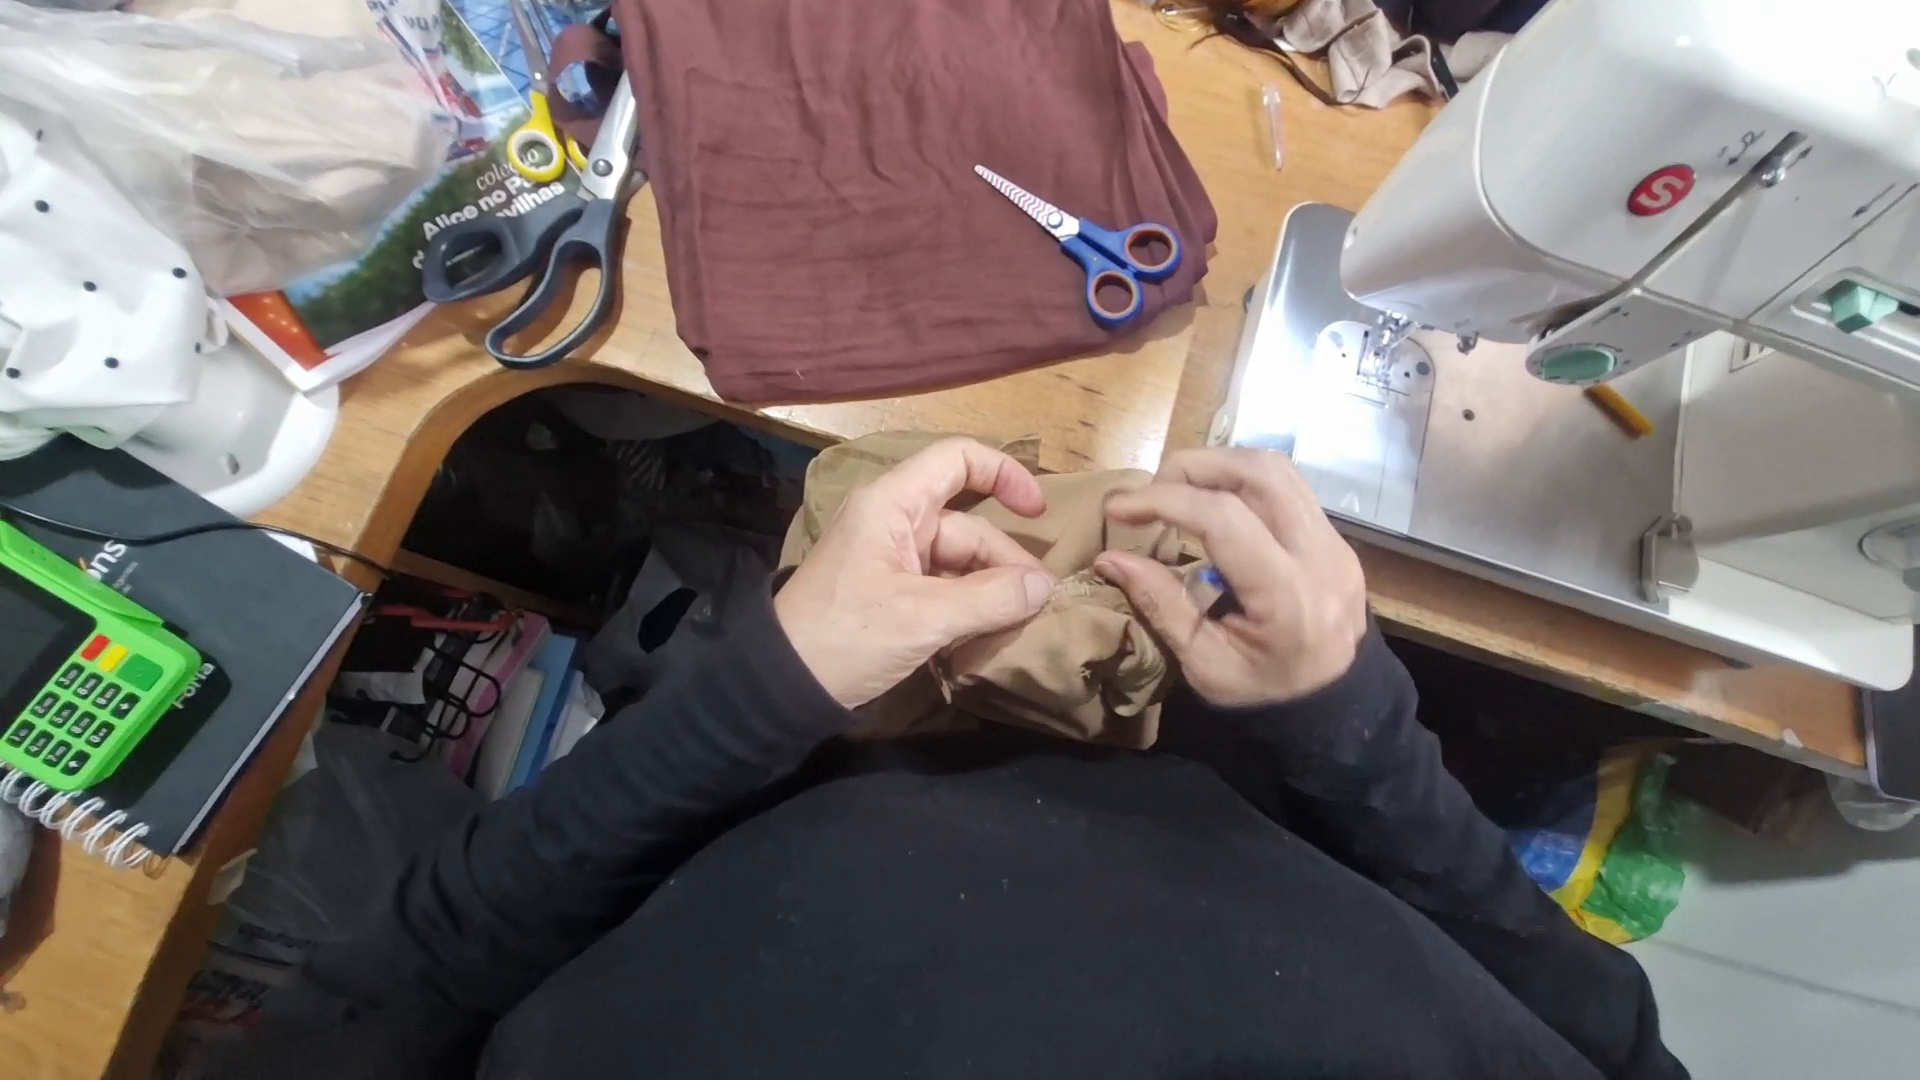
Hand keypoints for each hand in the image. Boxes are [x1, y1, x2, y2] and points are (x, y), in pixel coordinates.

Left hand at [775, 438, 1056, 708]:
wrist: (780, 686)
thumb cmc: (847, 636)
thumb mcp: (922, 617)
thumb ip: (989, 598)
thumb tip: (1045, 586)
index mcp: (892, 504)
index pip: (957, 460)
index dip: (1004, 474)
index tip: (1038, 513)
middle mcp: (894, 521)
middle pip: (967, 525)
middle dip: (1004, 561)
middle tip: (1038, 604)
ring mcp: (892, 558)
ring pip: (959, 561)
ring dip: (990, 589)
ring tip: (1019, 623)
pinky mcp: (892, 592)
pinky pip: (944, 586)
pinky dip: (969, 605)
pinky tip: (991, 631)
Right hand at [1094, 448, 1367, 706]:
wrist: (1336, 709)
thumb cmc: (1263, 693)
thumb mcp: (1204, 664)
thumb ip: (1161, 604)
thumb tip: (1110, 558)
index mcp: (1288, 596)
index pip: (1225, 518)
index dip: (1164, 501)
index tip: (1118, 508)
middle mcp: (1321, 555)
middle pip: (1258, 473)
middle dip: (1193, 467)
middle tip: (1151, 492)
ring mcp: (1335, 541)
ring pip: (1276, 469)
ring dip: (1218, 466)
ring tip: (1178, 492)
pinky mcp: (1335, 537)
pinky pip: (1286, 487)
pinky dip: (1240, 481)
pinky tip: (1212, 504)